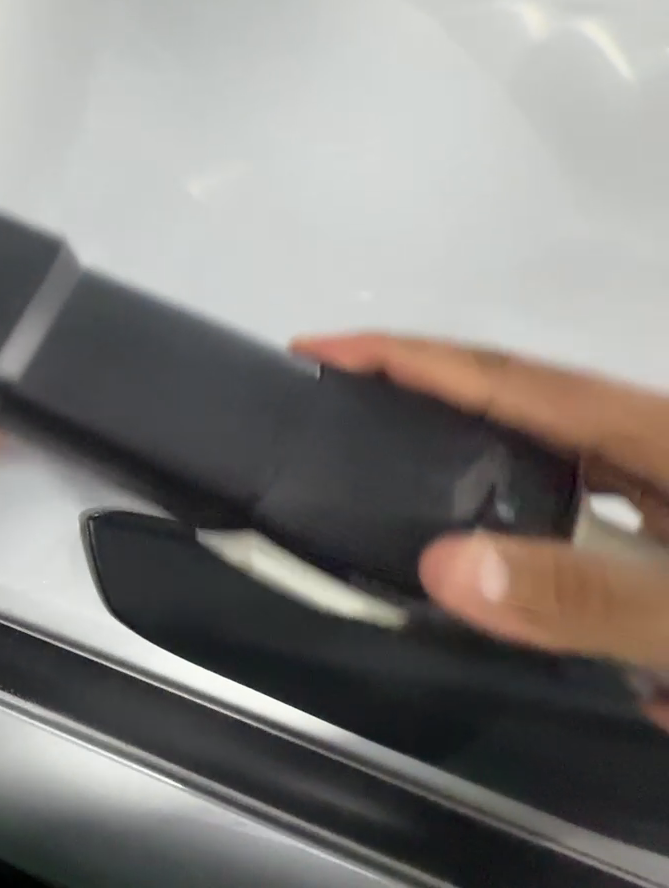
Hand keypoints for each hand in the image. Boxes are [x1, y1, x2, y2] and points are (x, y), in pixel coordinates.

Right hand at [295, 333, 668, 723]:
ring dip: (472, 471)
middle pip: (513, 405)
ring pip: (549, 463)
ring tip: (401, 491)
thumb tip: (440, 566)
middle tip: (334, 412)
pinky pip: (587, 521)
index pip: (502, 378)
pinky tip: (530, 582)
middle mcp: (662, 452)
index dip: (400, 355)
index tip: (309, 347)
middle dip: (417, 396)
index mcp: (660, 439)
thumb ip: (598, 597)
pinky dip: (538, 538)